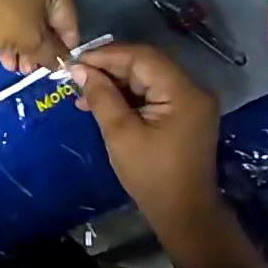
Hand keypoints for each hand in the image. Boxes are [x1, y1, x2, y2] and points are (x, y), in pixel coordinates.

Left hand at [0, 0, 79, 73]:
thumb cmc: (1, 17)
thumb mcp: (32, 40)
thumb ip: (51, 53)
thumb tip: (62, 62)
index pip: (69, 16)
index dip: (67, 44)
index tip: (61, 66)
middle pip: (43, 19)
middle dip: (40, 48)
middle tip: (34, 70)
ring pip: (22, 21)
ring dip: (23, 47)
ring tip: (17, 68)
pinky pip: (4, 19)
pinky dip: (6, 38)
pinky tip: (4, 59)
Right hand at [70, 42, 223, 226]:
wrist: (182, 211)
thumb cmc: (150, 174)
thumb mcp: (120, 133)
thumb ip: (101, 96)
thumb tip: (79, 70)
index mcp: (183, 92)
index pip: (142, 57)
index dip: (106, 55)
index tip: (75, 61)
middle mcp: (191, 90)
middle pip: (146, 65)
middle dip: (108, 68)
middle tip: (75, 76)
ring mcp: (189, 102)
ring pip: (146, 79)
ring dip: (114, 82)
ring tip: (82, 93)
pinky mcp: (182, 115)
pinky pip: (151, 94)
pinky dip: (126, 96)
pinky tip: (101, 103)